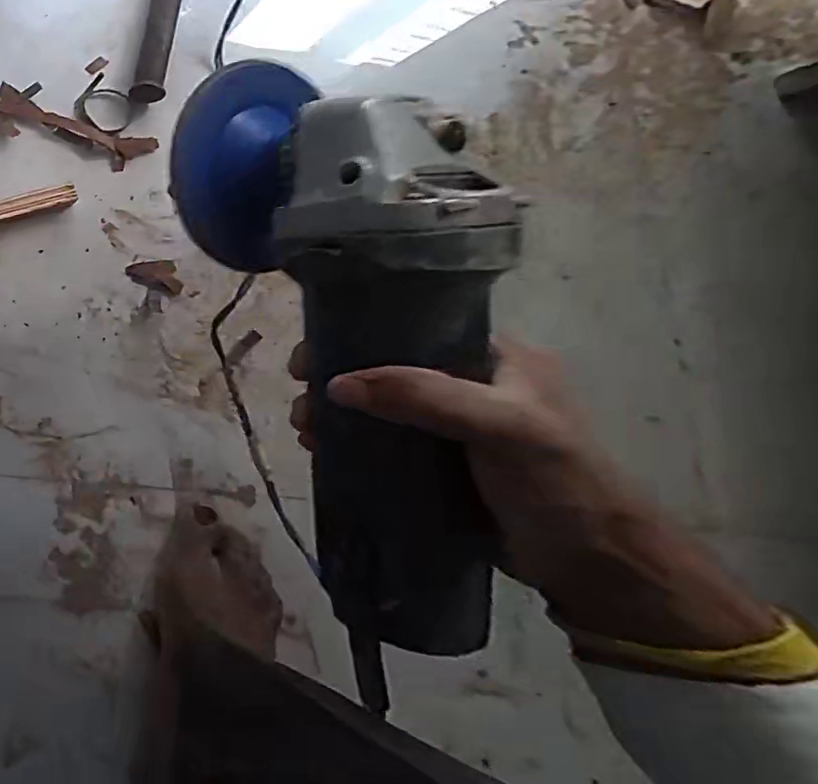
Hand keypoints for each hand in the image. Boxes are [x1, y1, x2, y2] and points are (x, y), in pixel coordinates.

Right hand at [288, 337, 778, 648]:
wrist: (598, 573)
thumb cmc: (562, 487)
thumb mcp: (504, 428)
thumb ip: (423, 397)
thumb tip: (334, 385)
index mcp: (494, 357)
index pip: (410, 328)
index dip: (355, 335)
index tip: (312, 356)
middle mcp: (468, 382)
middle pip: (381, 367)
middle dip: (333, 380)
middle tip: (304, 400)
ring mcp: (449, 424)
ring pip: (373, 404)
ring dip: (333, 413)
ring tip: (307, 431)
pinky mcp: (435, 461)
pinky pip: (378, 439)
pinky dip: (346, 441)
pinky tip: (322, 449)